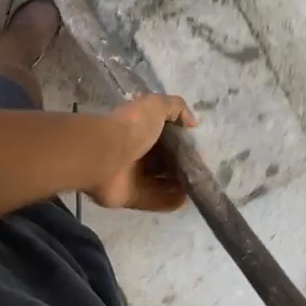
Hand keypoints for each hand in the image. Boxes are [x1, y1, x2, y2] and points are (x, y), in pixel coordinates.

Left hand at [89, 94, 197, 211]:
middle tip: (200, 169)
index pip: (165, 136)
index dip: (182, 141)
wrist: (105, 155)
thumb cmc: (132, 127)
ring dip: (180, 184)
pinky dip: (171, 200)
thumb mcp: (156, 105)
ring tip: (198, 184)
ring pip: (162, 182)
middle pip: (164, 160)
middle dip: (182, 164)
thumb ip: (176, 108)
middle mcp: (136, 152)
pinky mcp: (132, 197)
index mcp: (140, 130)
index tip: (198, 148)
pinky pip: (156, 200)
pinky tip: (187, 198)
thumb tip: (193, 122)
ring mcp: (134, 176)